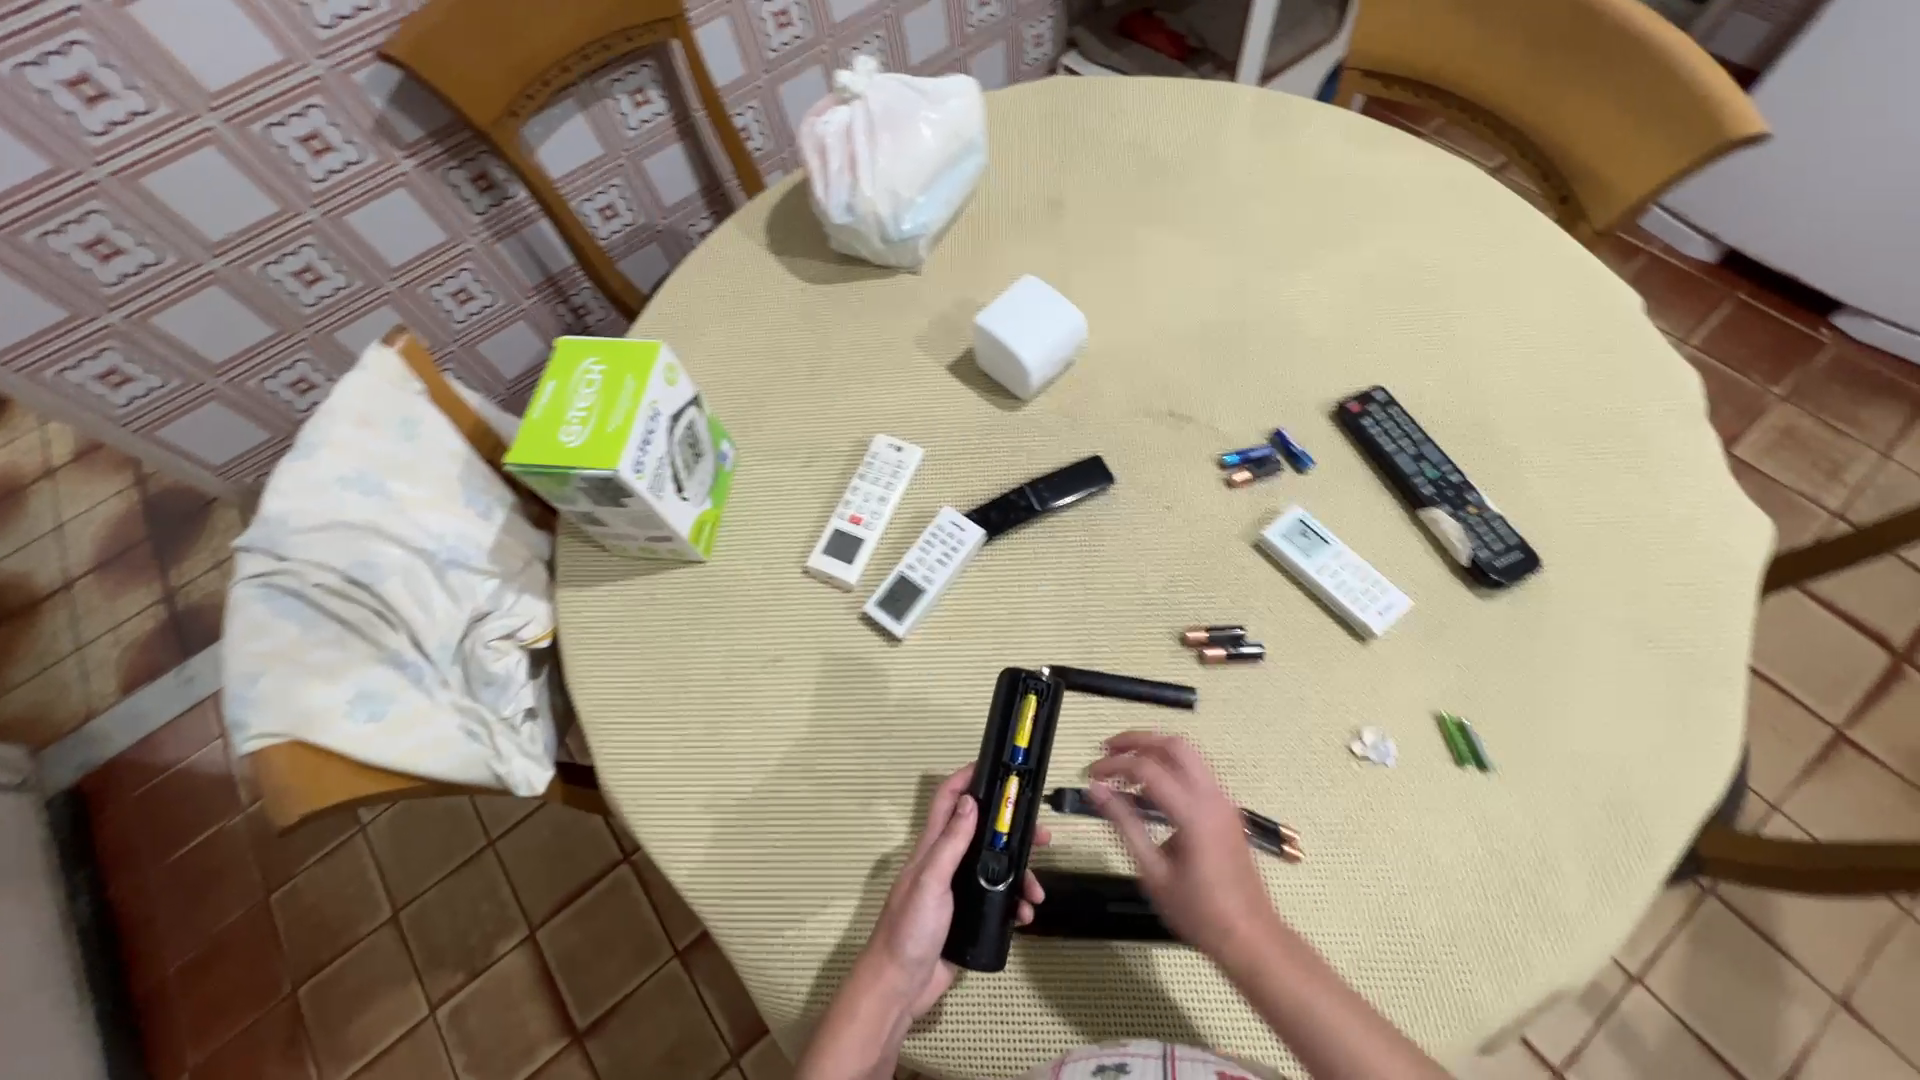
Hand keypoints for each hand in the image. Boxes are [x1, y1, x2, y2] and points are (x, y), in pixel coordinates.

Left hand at [862, 762, 1048, 1017]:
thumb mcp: (931, 881)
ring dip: (1021, 875)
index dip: (967, 778)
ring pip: (997, 869)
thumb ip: (950, 843)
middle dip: (1013, 832)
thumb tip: (970, 800)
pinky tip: (1026, 916)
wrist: (902, 986)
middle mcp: (947, 864)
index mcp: (932, 848)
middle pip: (984, 834)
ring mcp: (958, 891)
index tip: (995, 766)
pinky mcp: (970, 917)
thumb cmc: (909, 929)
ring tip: (1038, 891)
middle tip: (1043, 837)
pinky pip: (999, 902)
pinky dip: (1016, 905)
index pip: (948, 800)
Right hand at [1088, 732, 1276, 961]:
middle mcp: (1212, 797)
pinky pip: (1196, 772)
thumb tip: (1097, 790)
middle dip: (1137, 740)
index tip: (1090, 775)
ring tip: (1123, 763)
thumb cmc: (1199, 912)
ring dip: (1154, 749)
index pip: (1147, 768)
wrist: (1250, 936)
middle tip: (1106, 750)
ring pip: (1189, 754)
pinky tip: (1148, 786)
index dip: (1114, 765)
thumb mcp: (1153, 873)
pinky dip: (1169, 766)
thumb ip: (1125, 825)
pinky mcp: (1226, 810)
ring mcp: (1224, 801)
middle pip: (1174, 745)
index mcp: (1194, 812)